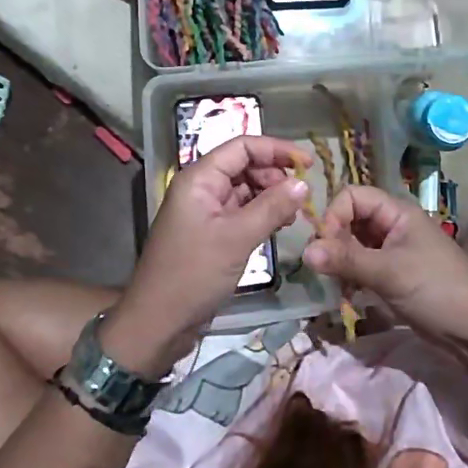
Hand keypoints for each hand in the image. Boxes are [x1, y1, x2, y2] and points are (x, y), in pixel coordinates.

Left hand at [103, 136, 308, 373]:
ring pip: (245, 189)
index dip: (277, 150)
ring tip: (292, 216)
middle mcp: (201, 188)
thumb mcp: (237, 238)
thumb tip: (304, 183)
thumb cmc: (193, 274)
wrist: (158, 321)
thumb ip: (272, 207)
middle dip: (275, 175)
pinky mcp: (210, 232)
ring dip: (270, 196)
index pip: (242, 146)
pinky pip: (241, 211)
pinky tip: (278, 227)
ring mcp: (205, 211)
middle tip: (300, 199)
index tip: (309, 164)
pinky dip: (261, 214)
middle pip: (244, 165)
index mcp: (199, 178)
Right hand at [304, 186, 467, 342]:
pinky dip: (351, 276)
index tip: (324, 246)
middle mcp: (394, 225)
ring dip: (341, 261)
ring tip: (337, 284)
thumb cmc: (436, 291)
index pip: (353, 196)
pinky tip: (348, 294)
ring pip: (354, 244)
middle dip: (334, 241)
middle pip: (351, 219)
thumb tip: (305, 251)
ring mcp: (394, 250)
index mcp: (398, 212)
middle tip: (326, 268)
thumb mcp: (388, 273)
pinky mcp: (394, 274)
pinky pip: (362, 265)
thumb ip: (346, 260)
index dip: (334, 215)